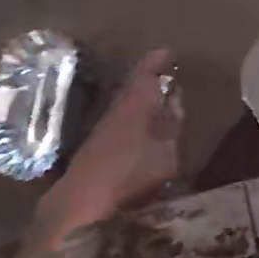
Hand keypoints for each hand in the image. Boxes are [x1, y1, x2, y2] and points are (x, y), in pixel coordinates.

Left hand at [47, 49, 182, 227]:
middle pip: (134, 85)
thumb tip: (175, 99)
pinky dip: (134, 114)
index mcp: (135, 103)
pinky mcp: (96, 145)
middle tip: (168, 74)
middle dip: (150, 77)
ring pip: (126, 102)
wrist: (82, 204)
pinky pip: (120, 117)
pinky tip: (144, 126)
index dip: (158, 60)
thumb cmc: (131, 174)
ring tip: (161, 98)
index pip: (146, 71)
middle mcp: (117, 109)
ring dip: (142, 97)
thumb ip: (172, 123)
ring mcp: (104, 127)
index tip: (170, 52)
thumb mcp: (166, 151)